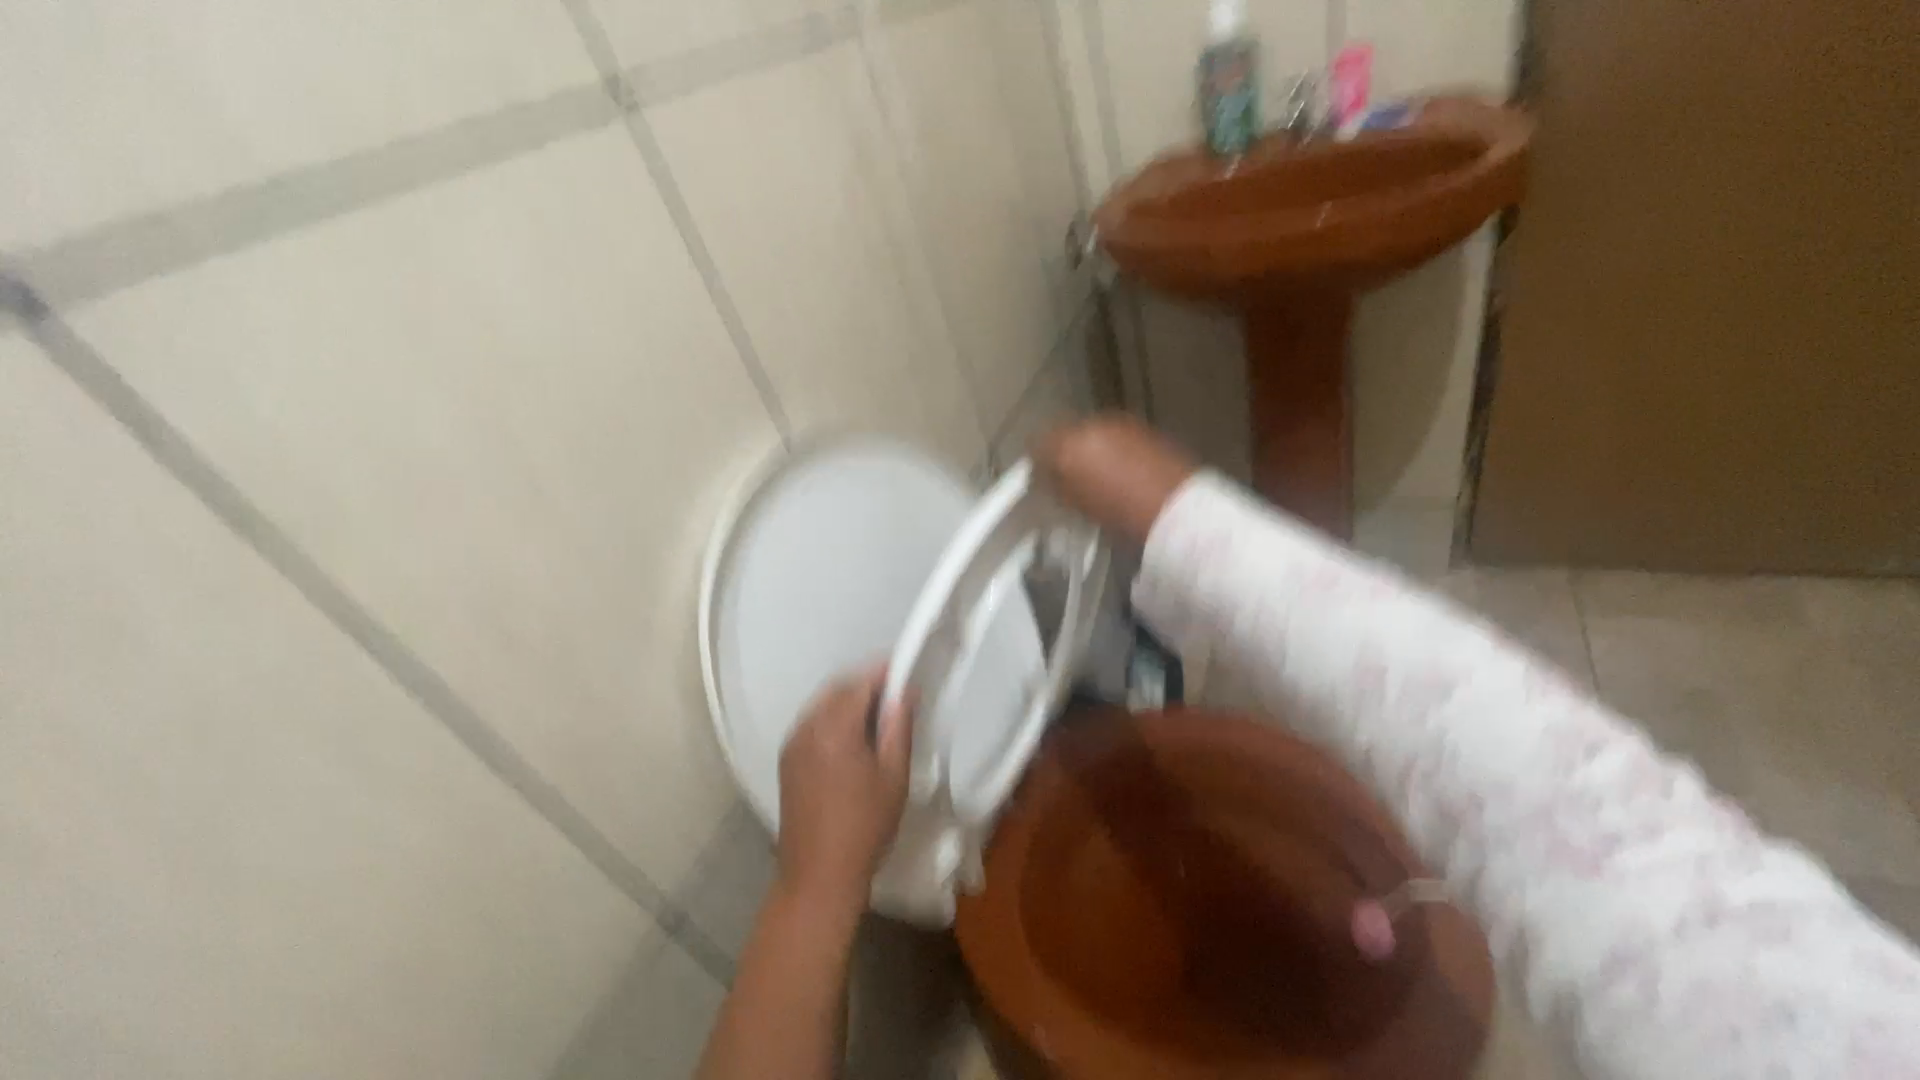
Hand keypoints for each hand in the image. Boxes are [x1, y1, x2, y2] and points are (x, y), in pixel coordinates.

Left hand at [776, 665, 913, 914]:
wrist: (819, 874)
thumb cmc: (865, 825)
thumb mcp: (894, 775)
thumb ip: (898, 727)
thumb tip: (903, 692)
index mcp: (833, 728)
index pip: (860, 683)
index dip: (884, 673)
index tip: (906, 672)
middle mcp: (806, 728)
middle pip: (838, 689)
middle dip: (866, 685)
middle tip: (896, 697)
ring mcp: (793, 744)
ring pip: (822, 705)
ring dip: (848, 702)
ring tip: (877, 719)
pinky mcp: (787, 761)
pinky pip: (812, 724)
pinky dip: (833, 719)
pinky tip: (852, 740)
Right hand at [1033, 413, 1197, 544]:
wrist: (1177, 511)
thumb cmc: (1121, 516)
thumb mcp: (1078, 506)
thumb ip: (1058, 486)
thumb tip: (1049, 478)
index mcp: (1068, 443)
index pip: (1038, 446)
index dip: (1038, 465)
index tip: (1042, 482)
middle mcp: (1091, 425)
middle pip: (1066, 434)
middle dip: (1065, 453)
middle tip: (1068, 479)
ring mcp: (1119, 424)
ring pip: (1092, 433)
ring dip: (1090, 450)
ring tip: (1097, 477)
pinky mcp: (1143, 430)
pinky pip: (1116, 437)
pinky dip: (1112, 450)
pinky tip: (1120, 472)